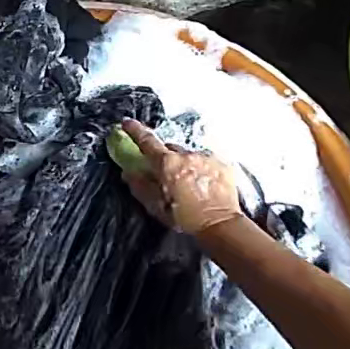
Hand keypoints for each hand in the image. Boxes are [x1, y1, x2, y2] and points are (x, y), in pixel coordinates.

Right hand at [119, 118, 242, 234]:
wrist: (220, 225)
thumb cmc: (185, 219)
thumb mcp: (156, 207)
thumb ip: (140, 186)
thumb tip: (128, 172)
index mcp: (167, 164)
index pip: (147, 141)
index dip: (135, 131)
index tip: (127, 123)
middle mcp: (187, 155)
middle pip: (171, 149)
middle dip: (167, 158)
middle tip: (168, 176)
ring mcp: (206, 157)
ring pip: (190, 155)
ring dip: (186, 164)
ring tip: (190, 184)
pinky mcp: (222, 163)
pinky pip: (206, 160)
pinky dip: (202, 169)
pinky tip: (204, 184)